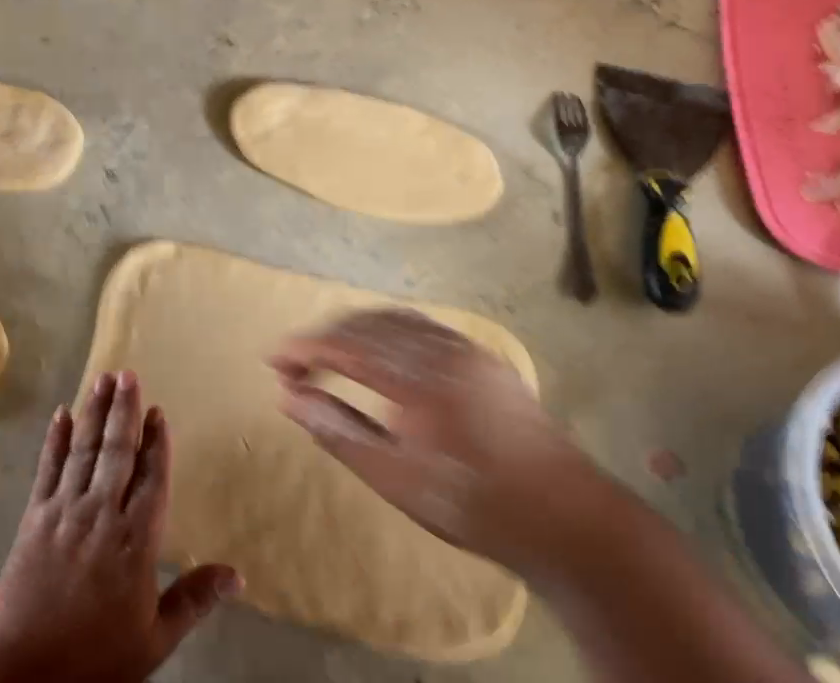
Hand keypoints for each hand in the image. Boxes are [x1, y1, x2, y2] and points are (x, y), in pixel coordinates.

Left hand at [0, 371, 240, 682]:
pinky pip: (46, 469)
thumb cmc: (97, 656)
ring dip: (93, 412)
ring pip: (82, 450)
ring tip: (101, 379)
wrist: (25, 669)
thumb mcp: (154, 638)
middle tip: (127, 373)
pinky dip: (54, 440)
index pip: (150, 478)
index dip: (156, 442)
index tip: (158, 411)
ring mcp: (63, 512)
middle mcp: (100, 514)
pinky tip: (60, 415)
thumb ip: (193, 599)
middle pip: (116, 451)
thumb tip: (237, 574)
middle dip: (123, 410)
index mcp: (136, 540)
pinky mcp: (32, 517)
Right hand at [269, 308, 600, 574]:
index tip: (273, 361)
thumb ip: (338, 432)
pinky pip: (423, 328)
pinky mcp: (483, 359)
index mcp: (420, 377)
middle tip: (293, 363)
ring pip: (396, 320)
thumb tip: (288, 398)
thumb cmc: (472, 505)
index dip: (304, 349)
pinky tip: (377, 351)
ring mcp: (468, 350)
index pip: (346, 346)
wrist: (566, 518)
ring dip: (354, 331)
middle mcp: (443, 349)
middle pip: (367, 325)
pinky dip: (387, 332)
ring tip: (326, 354)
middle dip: (324, 338)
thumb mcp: (395, 478)